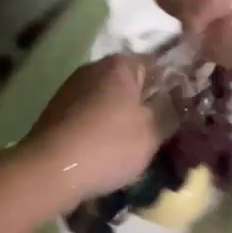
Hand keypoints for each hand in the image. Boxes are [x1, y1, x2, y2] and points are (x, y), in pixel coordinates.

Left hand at [23, 54, 166, 204]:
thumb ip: (171, 110)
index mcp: (120, 64)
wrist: (50, 169)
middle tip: (159, 134)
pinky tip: (104, 151)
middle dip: (146, 104)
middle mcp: (95, 66)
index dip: (173, 87)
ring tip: (132, 148)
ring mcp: (73, 85)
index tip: (181, 112)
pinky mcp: (58, 108)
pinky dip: (101, 127)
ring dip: (122, 117)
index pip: (157, 65)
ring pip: (110, 99)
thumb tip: (181, 97)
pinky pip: (90, 113)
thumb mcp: (152, 131)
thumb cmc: (108, 145)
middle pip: (132, 82)